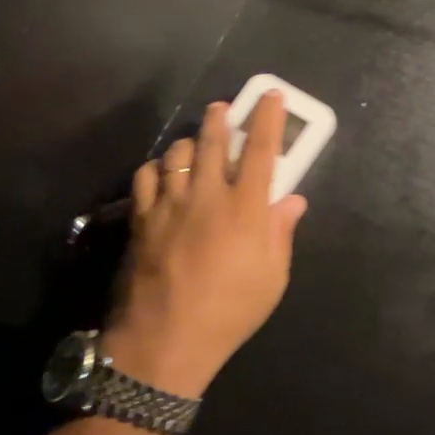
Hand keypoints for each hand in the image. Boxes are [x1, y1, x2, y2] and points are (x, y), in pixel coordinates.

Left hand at [102, 91, 308, 399]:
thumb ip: (281, 233)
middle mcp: (207, 195)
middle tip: (224, 108)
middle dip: (221, 118)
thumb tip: (293, 200)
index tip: (271, 97)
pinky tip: (162, 172)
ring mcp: (169, 204)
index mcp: (246, 209)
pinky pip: (146, 176)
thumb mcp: (272, 279)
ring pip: (177, 153)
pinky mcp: (141, 218)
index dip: (268, 119)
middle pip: (212, 141)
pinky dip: (157, 167)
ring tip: (194, 142)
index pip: (261, 151)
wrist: (167, 338)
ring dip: (189, 141)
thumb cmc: (230, 312)